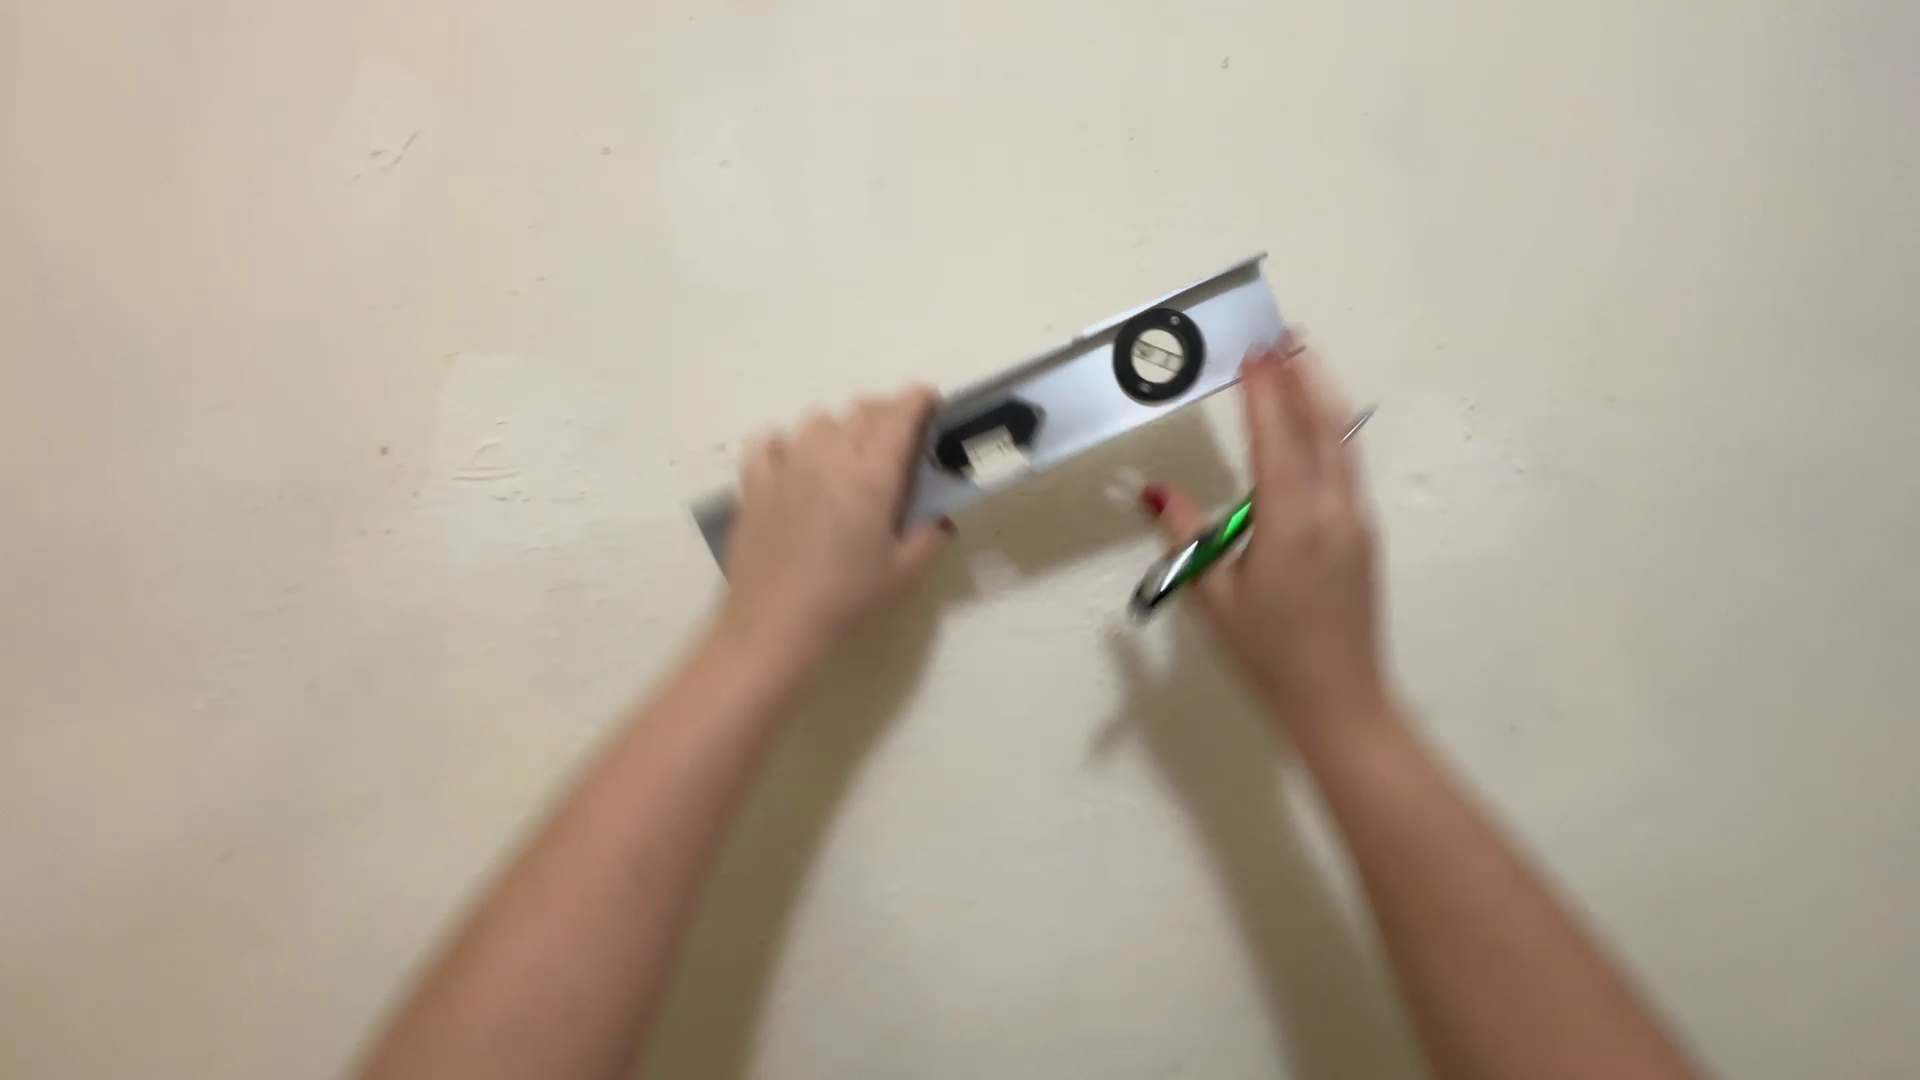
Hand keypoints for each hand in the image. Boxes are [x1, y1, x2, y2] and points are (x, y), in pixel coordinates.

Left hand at [719, 386, 953, 665]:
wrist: (775, 624)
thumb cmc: (845, 599)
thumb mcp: (903, 573)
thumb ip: (930, 536)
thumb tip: (941, 518)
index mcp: (871, 477)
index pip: (899, 415)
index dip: (918, 398)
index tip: (930, 401)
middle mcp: (829, 457)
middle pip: (862, 409)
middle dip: (887, 413)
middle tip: (897, 440)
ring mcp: (787, 464)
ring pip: (818, 419)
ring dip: (841, 429)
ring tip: (847, 458)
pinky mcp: (754, 480)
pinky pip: (771, 440)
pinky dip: (788, 443)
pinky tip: (795, 466)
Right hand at [1141, 341, 1390, 728]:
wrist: (1340, 702)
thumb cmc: (1267, 654)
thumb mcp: (1213, 596)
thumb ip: (1187, 536)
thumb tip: (1155, 492)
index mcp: (1291, 522)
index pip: (1277, 439)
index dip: (1263, 392)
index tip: (1252, 352)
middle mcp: (1333, 510)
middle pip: (1323, 426)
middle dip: (1302, 376)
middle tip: (1284, 335)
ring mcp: (1356, 521)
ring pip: (1341, 442)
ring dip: (1321, 397)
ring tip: (1301, 362)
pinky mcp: (1363, 535)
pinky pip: (1345, 467)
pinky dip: (1329, 431)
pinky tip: (1314, 424)